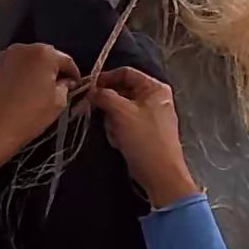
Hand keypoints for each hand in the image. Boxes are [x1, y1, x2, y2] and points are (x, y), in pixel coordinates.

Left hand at [0, 44, 78, 228]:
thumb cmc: (30, 114)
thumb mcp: (59, 102)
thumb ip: (66, 85)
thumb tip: (65, 81)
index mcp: (46, 54)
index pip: (67, 61)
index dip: (74, 75)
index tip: (76, 86)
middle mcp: (26, 48)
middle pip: (47, 56)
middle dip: (53, 69)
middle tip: (56, 88)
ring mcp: (6, 54)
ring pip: (28, 59)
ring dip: (34, 70)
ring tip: (35, 89)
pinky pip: (13, 65)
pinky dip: (18, 73)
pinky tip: (18, 89)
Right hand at [92, 67, 199, 207]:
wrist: (160, 175)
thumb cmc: (143, 139)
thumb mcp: (121, 113)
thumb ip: (104, 96)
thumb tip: (91, 89)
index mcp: (154, 88)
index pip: (126, 73)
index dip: (106, 78)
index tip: (88, 88)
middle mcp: (154, 98)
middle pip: (122, 92)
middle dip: (110, 106)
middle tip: (101, 116)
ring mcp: (150, 116)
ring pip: (120, 110)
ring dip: (113, 122)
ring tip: (117, 134)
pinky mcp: (145, 132)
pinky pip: (125, 125)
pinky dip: (119, 132)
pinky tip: (120, 143)